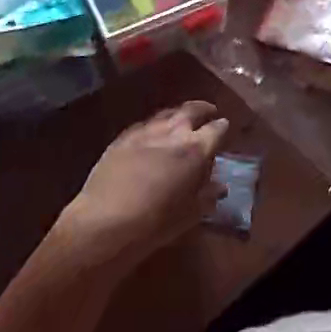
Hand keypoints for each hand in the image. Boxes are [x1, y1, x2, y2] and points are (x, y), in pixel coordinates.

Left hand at [57, 101, 229, 267]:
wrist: (105, 222)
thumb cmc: (156, 222)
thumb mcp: (190, 213)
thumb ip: (207, 195)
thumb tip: (219, 186)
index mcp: (196, 150)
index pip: (216, 129)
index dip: (222, 127)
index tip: (224, 126)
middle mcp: (173, 134)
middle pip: (191, 110)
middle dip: (203, 109)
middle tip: (209, 111)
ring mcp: (145, 132)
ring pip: (167, 113)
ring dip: (178, 114)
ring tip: (182, 119)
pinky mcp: (122, 138)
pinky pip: (144, 124)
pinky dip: (155, 125)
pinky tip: (153, 132)